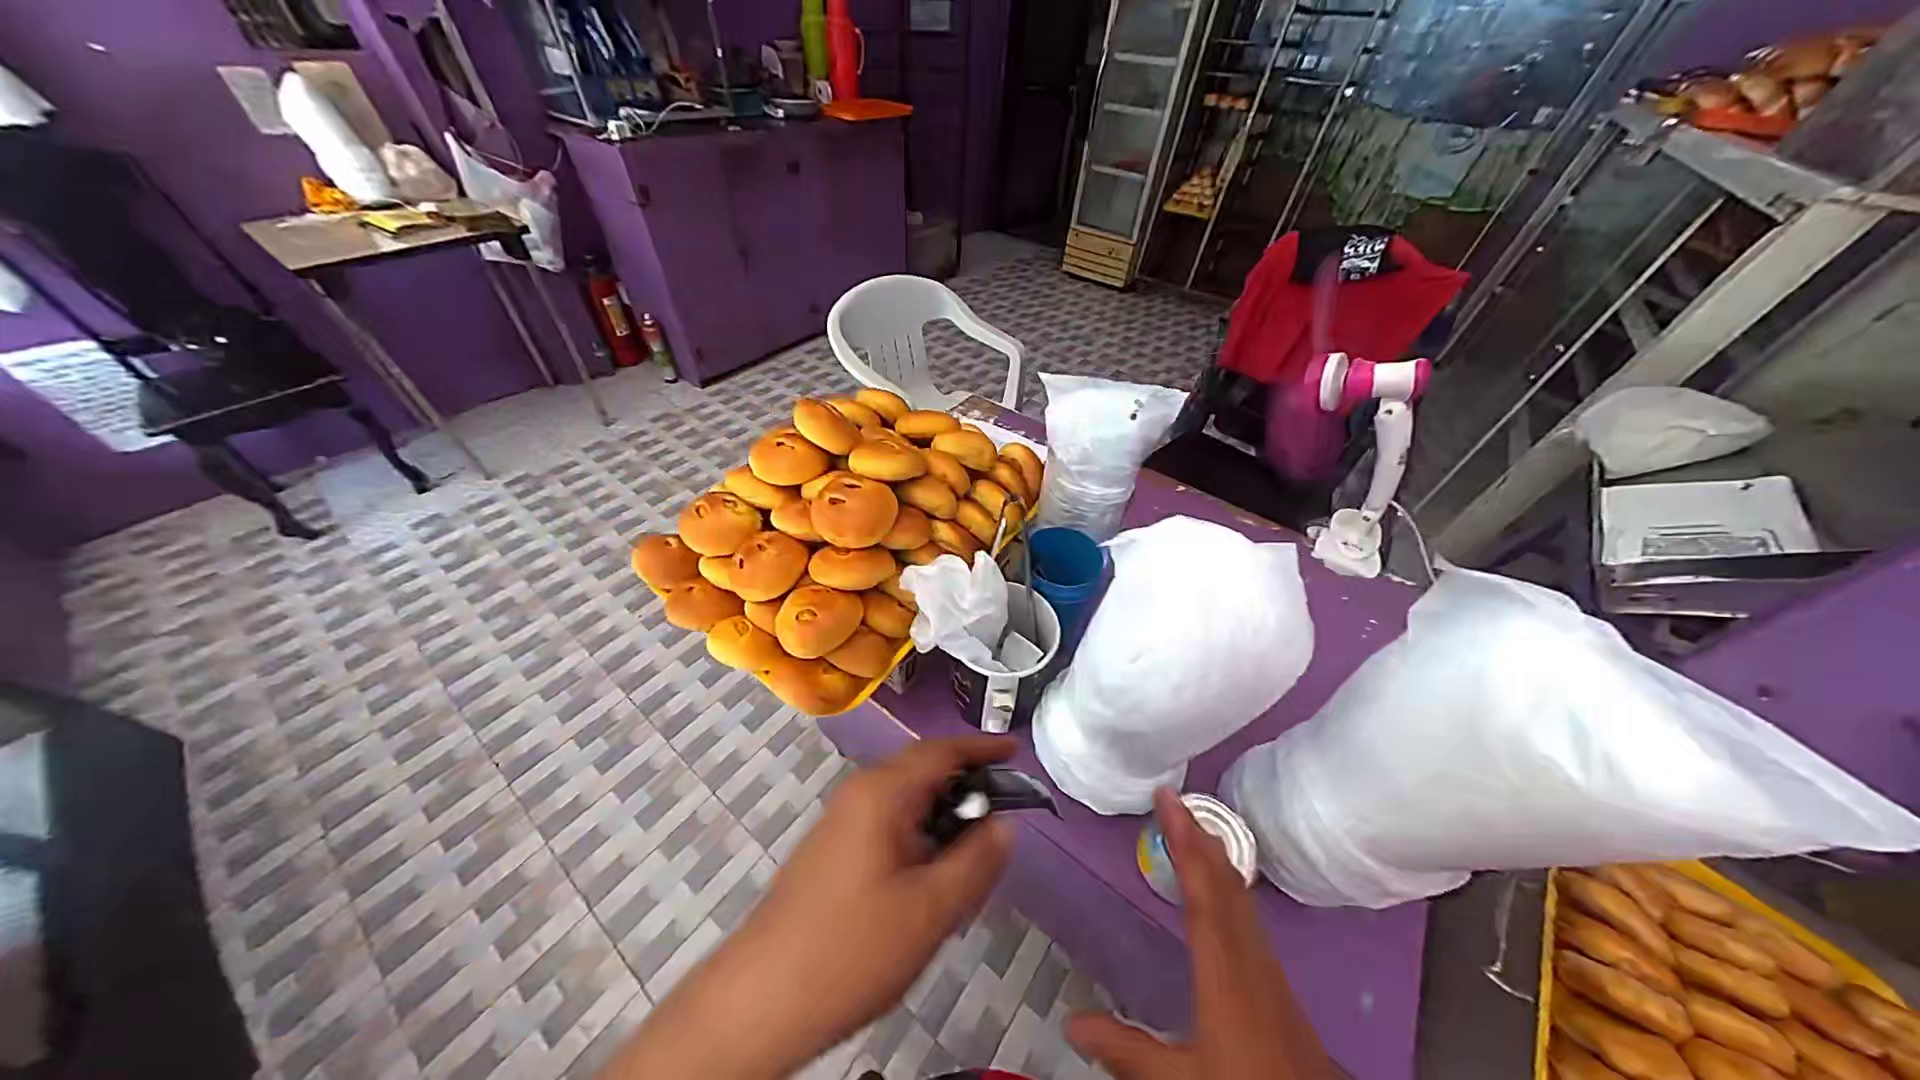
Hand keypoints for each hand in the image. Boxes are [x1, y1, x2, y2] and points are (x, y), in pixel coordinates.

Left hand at [601, 737, 1014, 1079]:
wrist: (762, 998)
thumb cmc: (853, 948)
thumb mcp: (931, 908)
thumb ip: (976, 860)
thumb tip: (1004, 823)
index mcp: (882, 793)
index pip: (941, 751)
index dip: (982, 748)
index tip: (1016, 751)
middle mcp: (859, 794)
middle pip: (923, 773)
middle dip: (966, 788)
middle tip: (1004, 816)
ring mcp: (842, 822)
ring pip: (907, 803)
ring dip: (944, 819)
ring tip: (974, 857)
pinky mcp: (834, 850)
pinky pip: (889, 825)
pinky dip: (921, 838)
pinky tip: (933, 879)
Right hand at [1066, 788, 1333, 1079]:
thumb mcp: (1181, 1078)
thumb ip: (1126, 1048)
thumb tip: (1072, 1021)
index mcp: (1223, 968)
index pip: (1202, 888)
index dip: (1184, 839)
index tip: (1167, 800)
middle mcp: (1249, 956)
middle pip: (1225, 881)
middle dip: (1199, 835)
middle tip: (1174, 801)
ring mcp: (1268, 968)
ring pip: (1240, 895)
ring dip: (1215, 856)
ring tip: (1193, 830)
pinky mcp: (1276, 983)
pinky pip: (1248, 913)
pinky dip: (1229, 884)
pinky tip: (1223, 890)